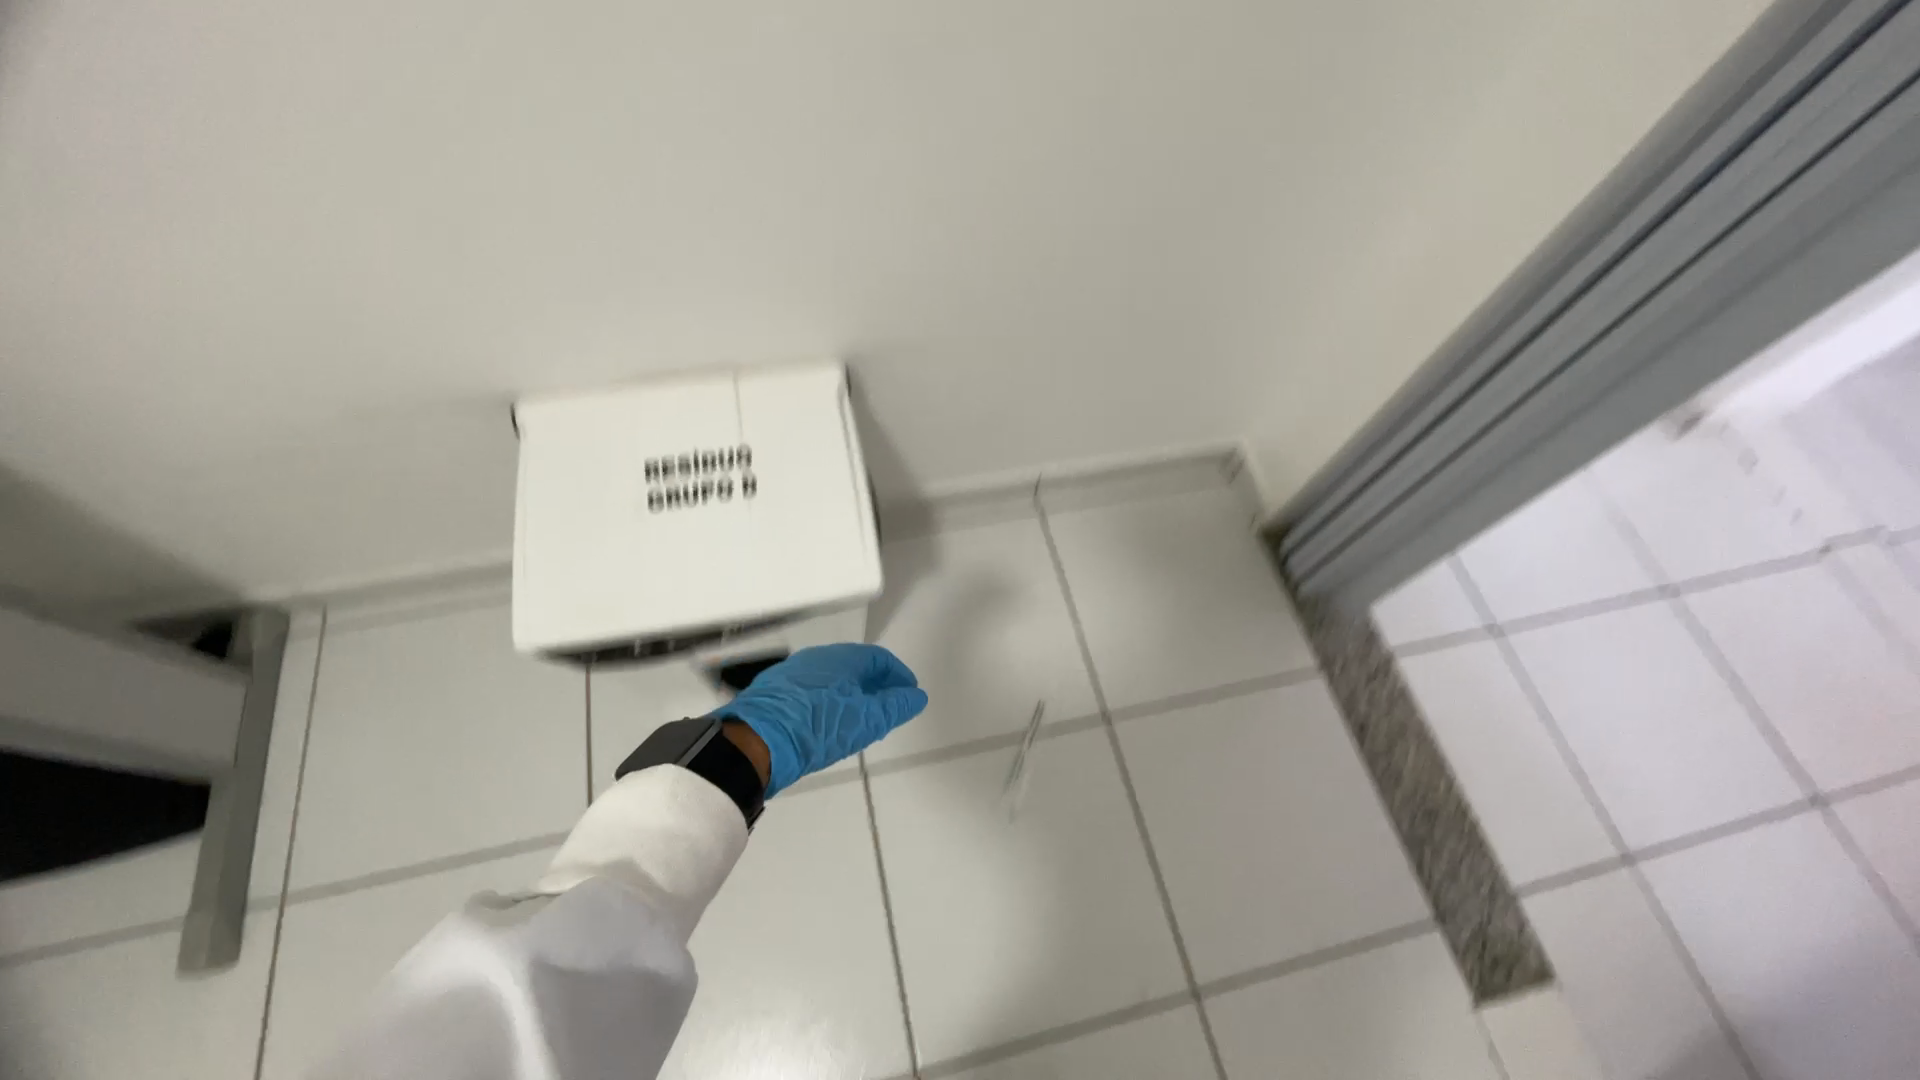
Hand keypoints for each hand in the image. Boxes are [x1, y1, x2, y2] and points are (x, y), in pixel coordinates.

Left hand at [717, 644, 927, 796]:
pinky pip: (812, 690)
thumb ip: (894, 706)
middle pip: (855, 666)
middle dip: (875, 685)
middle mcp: (817, 658)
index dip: (898, 676)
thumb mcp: (866, 720)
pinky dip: (829, 701)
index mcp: (842, 658)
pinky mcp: (774, 691)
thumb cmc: (818, 727)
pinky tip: (827, 722)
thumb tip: (916, 696)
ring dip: (851, 694)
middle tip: (888, 708)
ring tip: (859, 719)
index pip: (880, 659)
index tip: (908, 694)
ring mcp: (792, 673)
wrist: (754, 742)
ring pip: (832, 678)